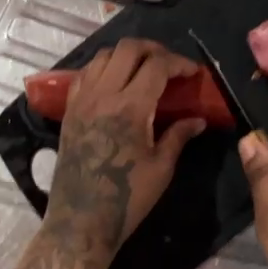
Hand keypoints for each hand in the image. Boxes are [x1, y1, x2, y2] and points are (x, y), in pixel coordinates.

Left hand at [45, 39, 206, 268]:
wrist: (82, 219)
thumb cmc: (128, 197)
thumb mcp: (161, 167)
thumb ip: (178, 136)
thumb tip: (198, 119)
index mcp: (130, 107)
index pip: (157, 66)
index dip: (179, 62)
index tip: (193, 72)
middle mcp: (103, 94)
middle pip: (128, 49)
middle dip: (153, 49)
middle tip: (170, 64)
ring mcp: (82, 100)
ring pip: (103, 55)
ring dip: (127, 55)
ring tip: (143, 69)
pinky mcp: (69, 110)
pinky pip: (85, 73)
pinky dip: (103, 67)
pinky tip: (115, 82)